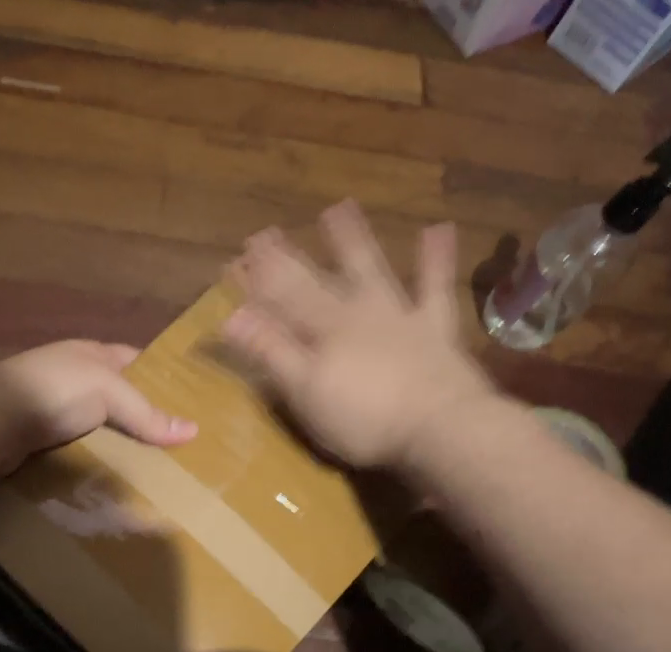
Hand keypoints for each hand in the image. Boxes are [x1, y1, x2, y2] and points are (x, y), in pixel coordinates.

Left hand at [0, 340, 197, 470]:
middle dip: (141, 417)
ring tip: (151, 467)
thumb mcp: (108, 391)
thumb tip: (193, 431)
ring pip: (96, 426)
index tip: (188, 402)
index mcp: (89, 353)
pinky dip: (93, 460)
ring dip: (116, 443)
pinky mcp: (38, 440)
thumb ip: (146, 412)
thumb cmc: (52, 391)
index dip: (160, 376)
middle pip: (116, 396)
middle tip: (176, 444)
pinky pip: (76, 448)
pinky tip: (111, 476)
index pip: (134, 359)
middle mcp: (71, 377)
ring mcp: (52, 409)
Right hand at [223, 201, 500, 469]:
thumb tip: (231, 316)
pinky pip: (434, 286)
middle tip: (264, 232)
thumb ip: (271, 352)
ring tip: (339, 207)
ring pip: (370, 270)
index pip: (279, 300)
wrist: (440, 426)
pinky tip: (439, 228)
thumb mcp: (305, 391)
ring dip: (353, 241)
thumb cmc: (364, 418)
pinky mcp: (435, 329)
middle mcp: (356, 313)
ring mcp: (398, 316)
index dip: (254, 282)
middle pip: (315, 281)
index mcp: (323, 331)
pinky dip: (436, 259)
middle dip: (286, 259)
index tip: (232, 260)